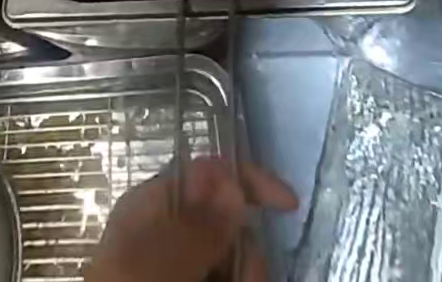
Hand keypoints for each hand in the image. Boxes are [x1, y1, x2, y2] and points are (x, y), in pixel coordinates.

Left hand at [85, 156, 298, 281]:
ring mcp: (180, 267)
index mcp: (152, 206)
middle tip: (246, 281)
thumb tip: (234, 185)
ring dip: (245, 275)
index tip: (289, 206)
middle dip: (248, 252)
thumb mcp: (159, 265)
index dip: (250, 180)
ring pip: (233, 260)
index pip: (209, 172)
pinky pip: (227, 277)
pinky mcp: (190, 280)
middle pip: (230, 222)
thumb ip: (198, 227)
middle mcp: (168, 231)